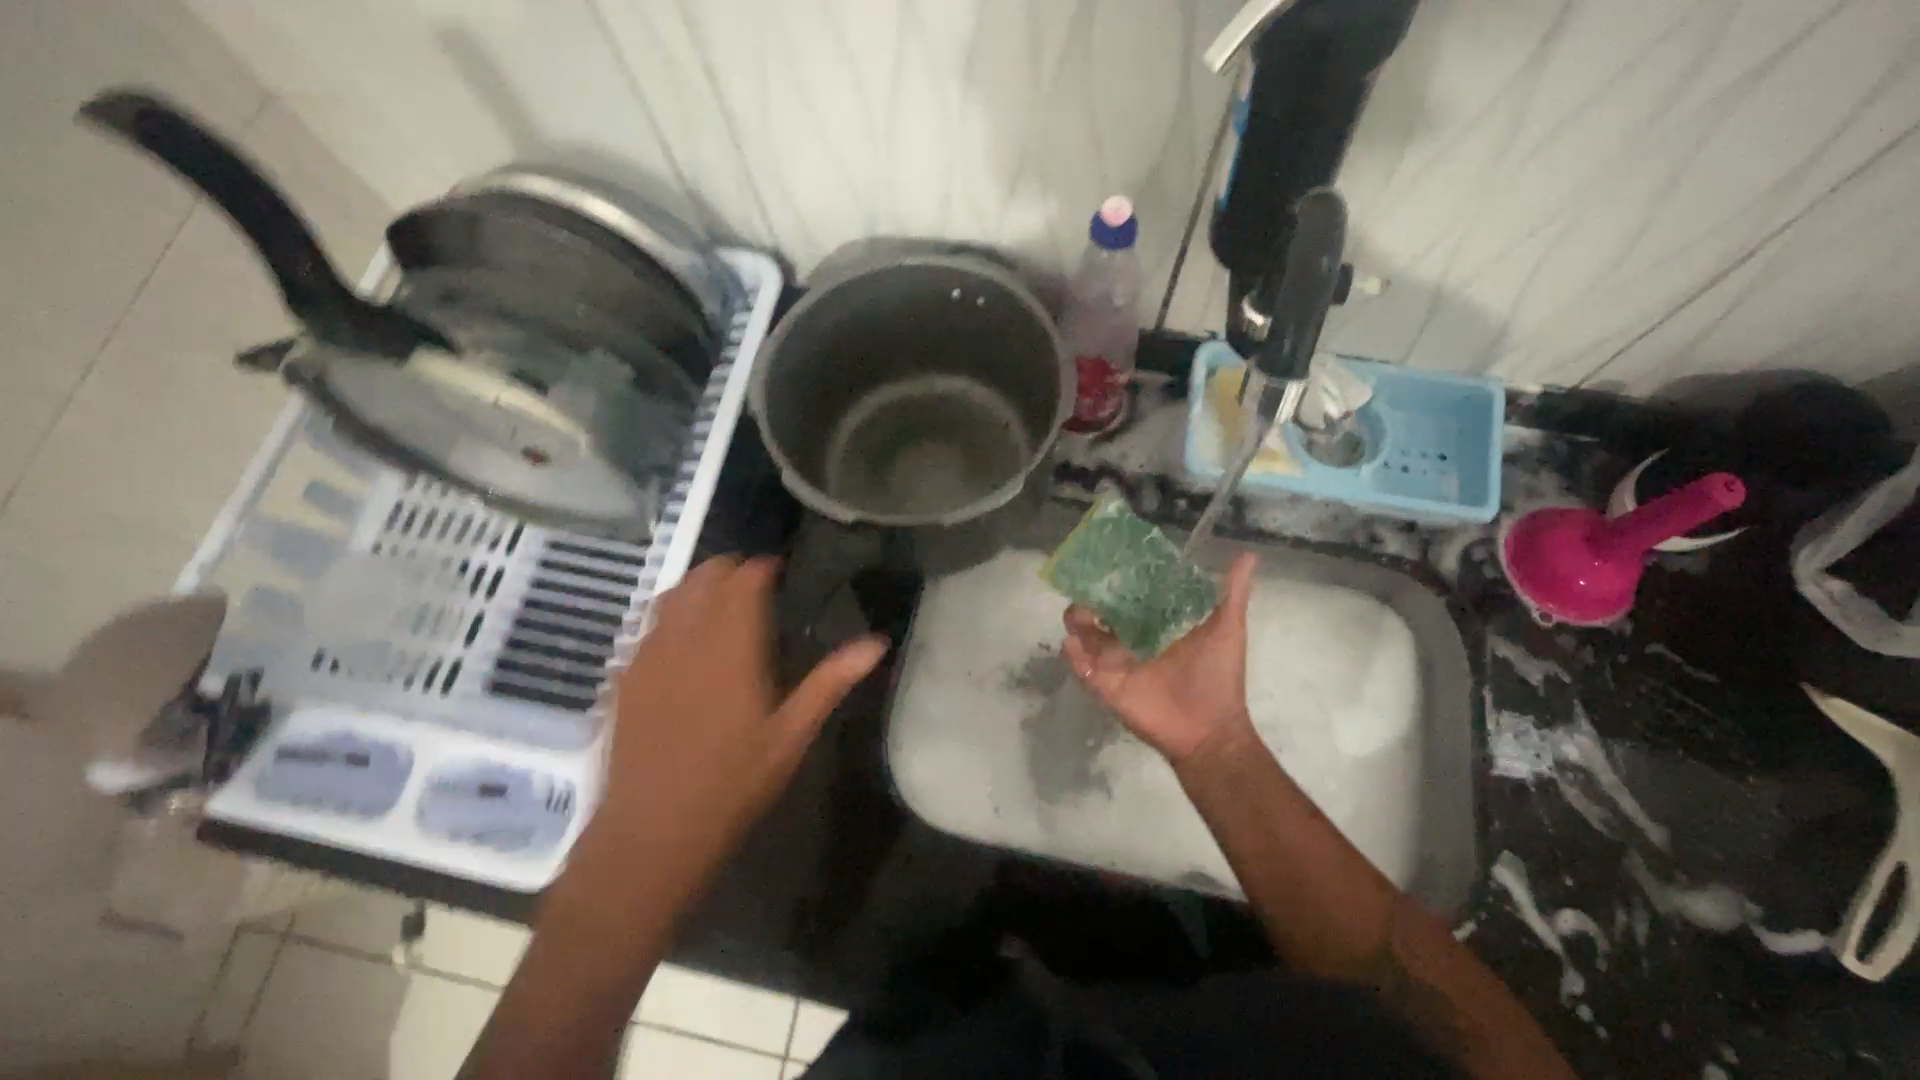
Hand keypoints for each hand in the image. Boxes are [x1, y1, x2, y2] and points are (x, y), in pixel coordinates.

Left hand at [586, 556, 887, 873]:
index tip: (776, 568)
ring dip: (694, 587)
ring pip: (669, 598)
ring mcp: (649, 657)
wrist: (655, 827)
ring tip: (714, 596)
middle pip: (702, 580)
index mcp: (732, 648)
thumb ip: (830, 683)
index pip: (743, 583)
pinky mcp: (625, 679)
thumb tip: (877, 643)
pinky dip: (665, 616)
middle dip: (726, 570)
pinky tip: (676, 636)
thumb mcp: (791, 735)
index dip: (759, 568)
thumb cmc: (734, 783)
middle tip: (749, 580)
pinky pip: (644, 628)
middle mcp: (687, 640)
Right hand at [1062, 552, 1258, 768]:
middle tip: (1088, 589)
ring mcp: (1117, 665)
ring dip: (1077, 624)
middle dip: (1089, 602)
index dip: (1118, 584)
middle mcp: (1132, 644)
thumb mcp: (1228, 629)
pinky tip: (1072, 643)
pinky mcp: (1107, 687)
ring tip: (1079, 613)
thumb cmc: (1218, 677)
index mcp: (1156, 628)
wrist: (1212, 729)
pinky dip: (1074, 656)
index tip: (1108, 563)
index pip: (1130, 600)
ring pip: (1085, 640)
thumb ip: (1232, 593)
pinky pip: (1083, 670)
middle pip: (1100, 617)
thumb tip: (1249, 554)